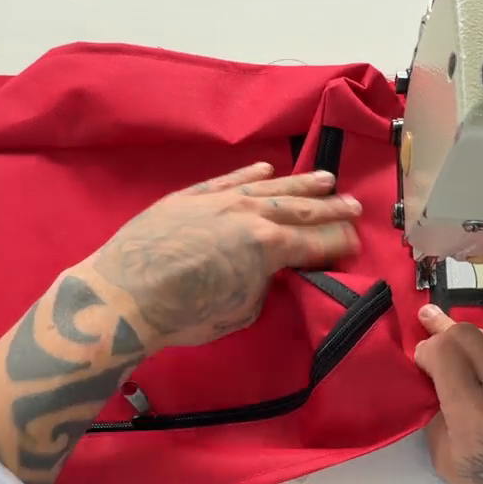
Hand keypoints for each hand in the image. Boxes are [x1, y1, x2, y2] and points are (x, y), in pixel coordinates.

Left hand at [83, 162, 362, 349]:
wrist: (126, 292)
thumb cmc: (185, 314)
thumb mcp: (240, 311)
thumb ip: (263, 287)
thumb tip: (268, 274)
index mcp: (270, 246)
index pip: (317, 242)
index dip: (340, 244)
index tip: (355, 245)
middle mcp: (251, 214)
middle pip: (303, 208)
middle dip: (333, 209)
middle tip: (355, 207)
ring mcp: (221, 199)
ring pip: (271, 186)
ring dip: (302, 184)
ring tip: (326, 180)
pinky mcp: (193, 196)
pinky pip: (231, 178)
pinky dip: (252, 173)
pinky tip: (268, 169)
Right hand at [412, 304, 482, 483]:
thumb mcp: (450, 464)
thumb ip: (436, 419)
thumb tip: (434, 386)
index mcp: (475, 416)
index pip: (445, 352)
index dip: (427, 347)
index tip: (420, 357)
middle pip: (469, 334)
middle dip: (444, 327)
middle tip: (428, 319)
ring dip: (469, 342)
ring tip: (452, 336)